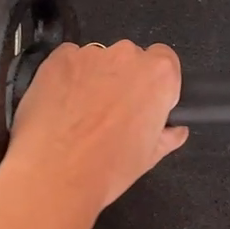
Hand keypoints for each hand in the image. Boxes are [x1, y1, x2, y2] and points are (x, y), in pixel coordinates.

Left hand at [0, 41, 188, 216]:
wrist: (55, 174)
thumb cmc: (108, 168)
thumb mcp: (149, 157)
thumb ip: (167, 136)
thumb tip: (175, 131)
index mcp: (158, 75)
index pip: (165, 60)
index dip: (154, 83)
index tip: (145, 102)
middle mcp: (127, 56)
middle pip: (130, 59)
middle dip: (124, 79)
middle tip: (112, 112)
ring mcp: (91, 54)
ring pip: (98, 60)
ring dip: (95, 78)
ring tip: (81, 114)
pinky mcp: (59, 58)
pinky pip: (69, 60)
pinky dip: (68, 77)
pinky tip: (62, 106)